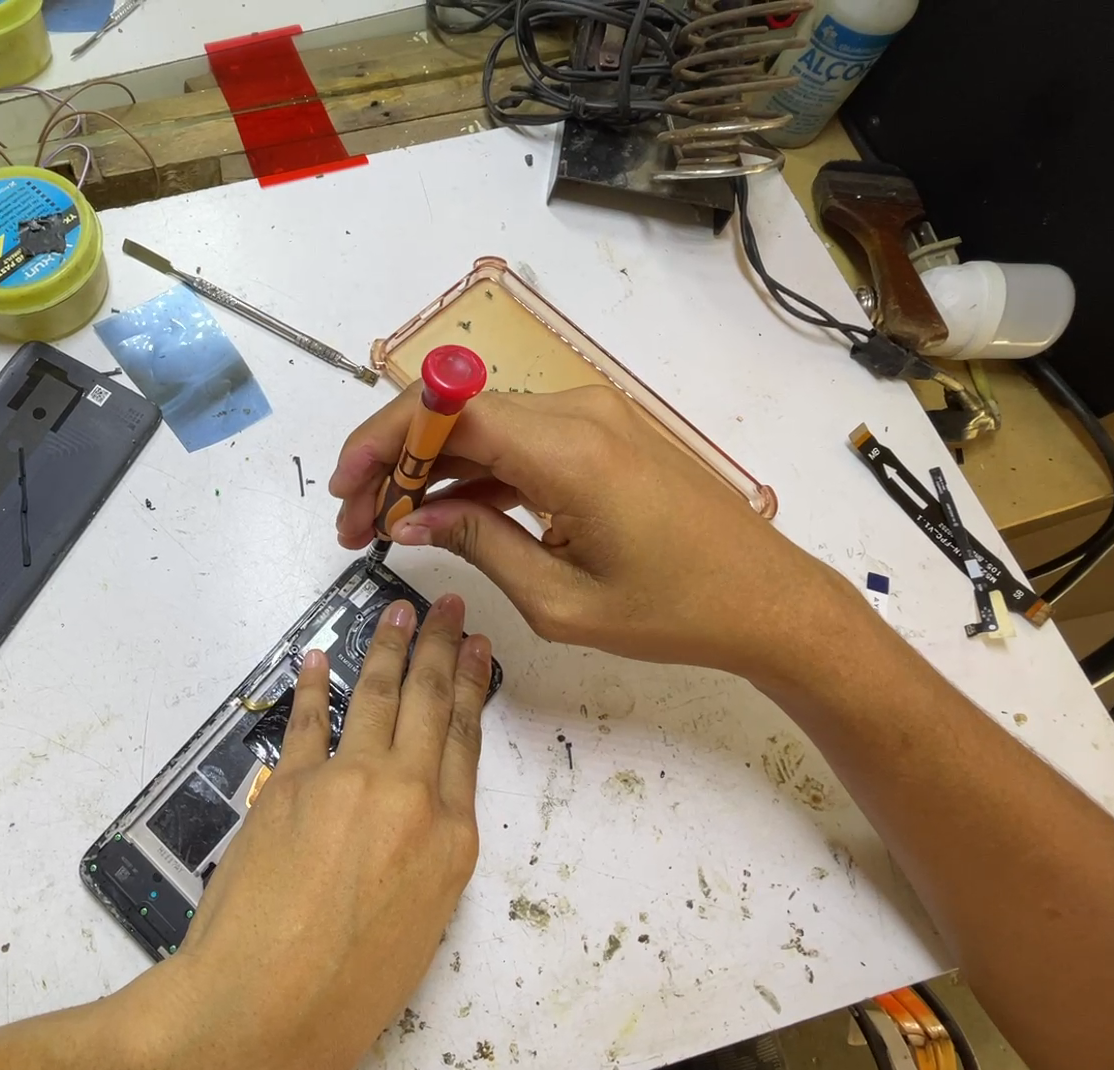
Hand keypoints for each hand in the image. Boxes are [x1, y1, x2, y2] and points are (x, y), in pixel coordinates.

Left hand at [142, 596, 493, 1069]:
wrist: (263, 1007)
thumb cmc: (348, 988)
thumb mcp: (420, 921)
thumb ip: (426, 850)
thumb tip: (412, 804)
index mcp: (451, 840)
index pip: (467, 741)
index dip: (474, 687)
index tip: (479, 650)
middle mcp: (408, 797)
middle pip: (431, 703)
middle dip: (441, 646)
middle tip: (448, 606)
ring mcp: (348, 782)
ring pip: (378, 697)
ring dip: (389, 649)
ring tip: (398, 613)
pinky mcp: (292, 782)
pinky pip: (310, 719)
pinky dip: (315, 684)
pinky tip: (319, 657)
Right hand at [329, 385, 850, 680]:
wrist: (769, 601)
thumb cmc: (673, 612)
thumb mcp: (559, 600)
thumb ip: (477, 546)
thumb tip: (407, 521)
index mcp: (570, 450)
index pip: (449, 412)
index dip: (383, 440)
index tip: (344, 487)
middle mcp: (575, 413)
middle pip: (453, 416)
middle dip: (392, 465)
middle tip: (353, 525)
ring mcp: (587, 419)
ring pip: (476, 430)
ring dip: (425, 473)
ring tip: (382, 528)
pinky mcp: (593, 437)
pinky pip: (511, 445)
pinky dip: (468, 477)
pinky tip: (438, 517)